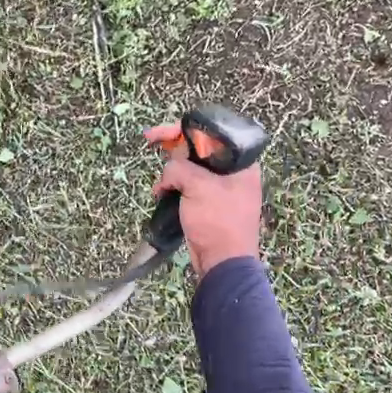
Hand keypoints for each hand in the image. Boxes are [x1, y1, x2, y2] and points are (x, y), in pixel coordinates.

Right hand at [145, 123, 263, 274]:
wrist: (223, 261)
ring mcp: (220, 187)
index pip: (208, 135)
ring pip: (189, 168)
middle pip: (197, 149)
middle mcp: (232, 171)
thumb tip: (168, 174)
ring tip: (161, 188)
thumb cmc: (218, 221)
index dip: (180, 130)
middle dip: (173, 151)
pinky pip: (187, 185)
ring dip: (170, 174)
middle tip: (151, 143)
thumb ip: (180, 168)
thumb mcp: (198, 186)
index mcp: (240, 162)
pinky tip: (161, 195)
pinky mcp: (208, 202)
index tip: (155, 134)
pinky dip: (173, 187)